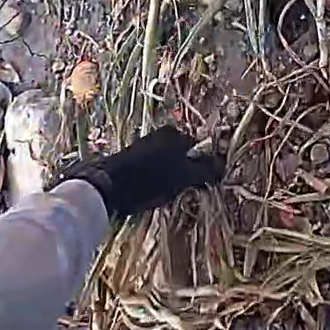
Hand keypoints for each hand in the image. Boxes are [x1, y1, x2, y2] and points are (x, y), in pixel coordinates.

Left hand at [57, 126, 224, 218]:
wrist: (107, 186)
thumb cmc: (151, 177)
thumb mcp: (184, 176)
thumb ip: (205, 170)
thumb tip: (223, 165)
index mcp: (174, 134)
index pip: (197, 148)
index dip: (202, 167)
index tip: (201, 185)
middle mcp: (159, 135)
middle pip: (181, 156)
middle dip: (184, 172)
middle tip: (184, 191)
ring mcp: (142, 147)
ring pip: (166, 164)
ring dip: (169, 178)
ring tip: (165, 195)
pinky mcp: (129, 161)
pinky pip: (151, 171)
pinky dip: (154, 181)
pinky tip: (148, 194)